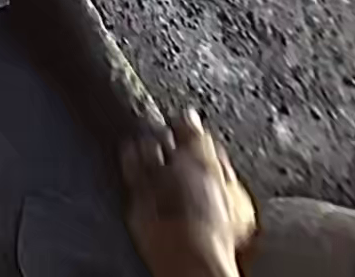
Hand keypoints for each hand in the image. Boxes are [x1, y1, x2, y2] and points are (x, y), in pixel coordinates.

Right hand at [120, 109, 254, 276]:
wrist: (175, 240)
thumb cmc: (204, 211)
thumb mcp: (206, 162)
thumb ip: (196, 136)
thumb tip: (189, 114)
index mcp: (223, 184)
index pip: (203, 146)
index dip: (191, 134)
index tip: (179, 123)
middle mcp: (197, 190)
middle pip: (176, 150)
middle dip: (167, 141)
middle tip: (163, 139)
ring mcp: (170, 195)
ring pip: (153, 156)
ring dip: (147, 149)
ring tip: (148, 151)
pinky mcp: (143, 197)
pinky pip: (133, 167)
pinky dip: (131, 159)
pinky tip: (133, 155)